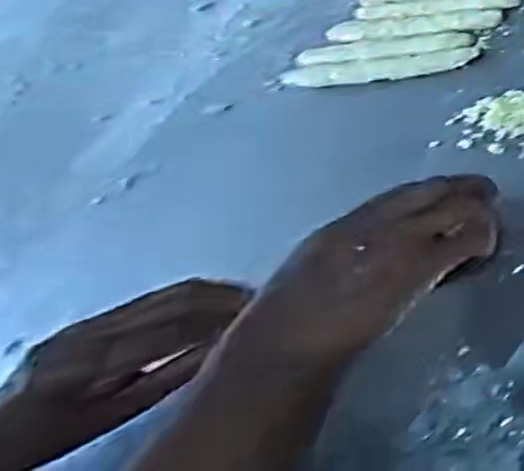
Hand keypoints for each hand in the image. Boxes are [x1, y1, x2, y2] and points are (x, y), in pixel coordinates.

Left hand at [0, 279, 248, 470]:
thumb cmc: (52, 435)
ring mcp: (88, 321)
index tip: (260, 318)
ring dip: (220, 291)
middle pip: (179, 301)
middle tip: (268, 302)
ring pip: (174, 291)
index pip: (175, 328)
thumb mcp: (108, 416)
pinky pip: (157, 295)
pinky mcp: (92, 317)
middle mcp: (89, 332)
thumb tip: (224, 347)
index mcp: (87, 361)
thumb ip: (164, 379)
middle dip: (229, 299)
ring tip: (252, 297)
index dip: (223, 321)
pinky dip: (198, 292)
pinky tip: (219, 297)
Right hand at [213, 175, 499, 381]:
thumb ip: (354, 245)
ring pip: (465, 206)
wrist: (278, 358)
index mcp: (346, 224)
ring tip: (486, 236)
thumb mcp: (313, 266)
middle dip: (472, 192)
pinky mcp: (421, 265)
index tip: (458, 197)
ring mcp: (401, 240)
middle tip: (488, 206)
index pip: (411, 190)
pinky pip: (470, 239)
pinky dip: (484, 243)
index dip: (443, 189)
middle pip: (443, 187)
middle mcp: (377, 223)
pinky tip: (481, 258)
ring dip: (484, 217)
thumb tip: (396, 237)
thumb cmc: (282, 325)